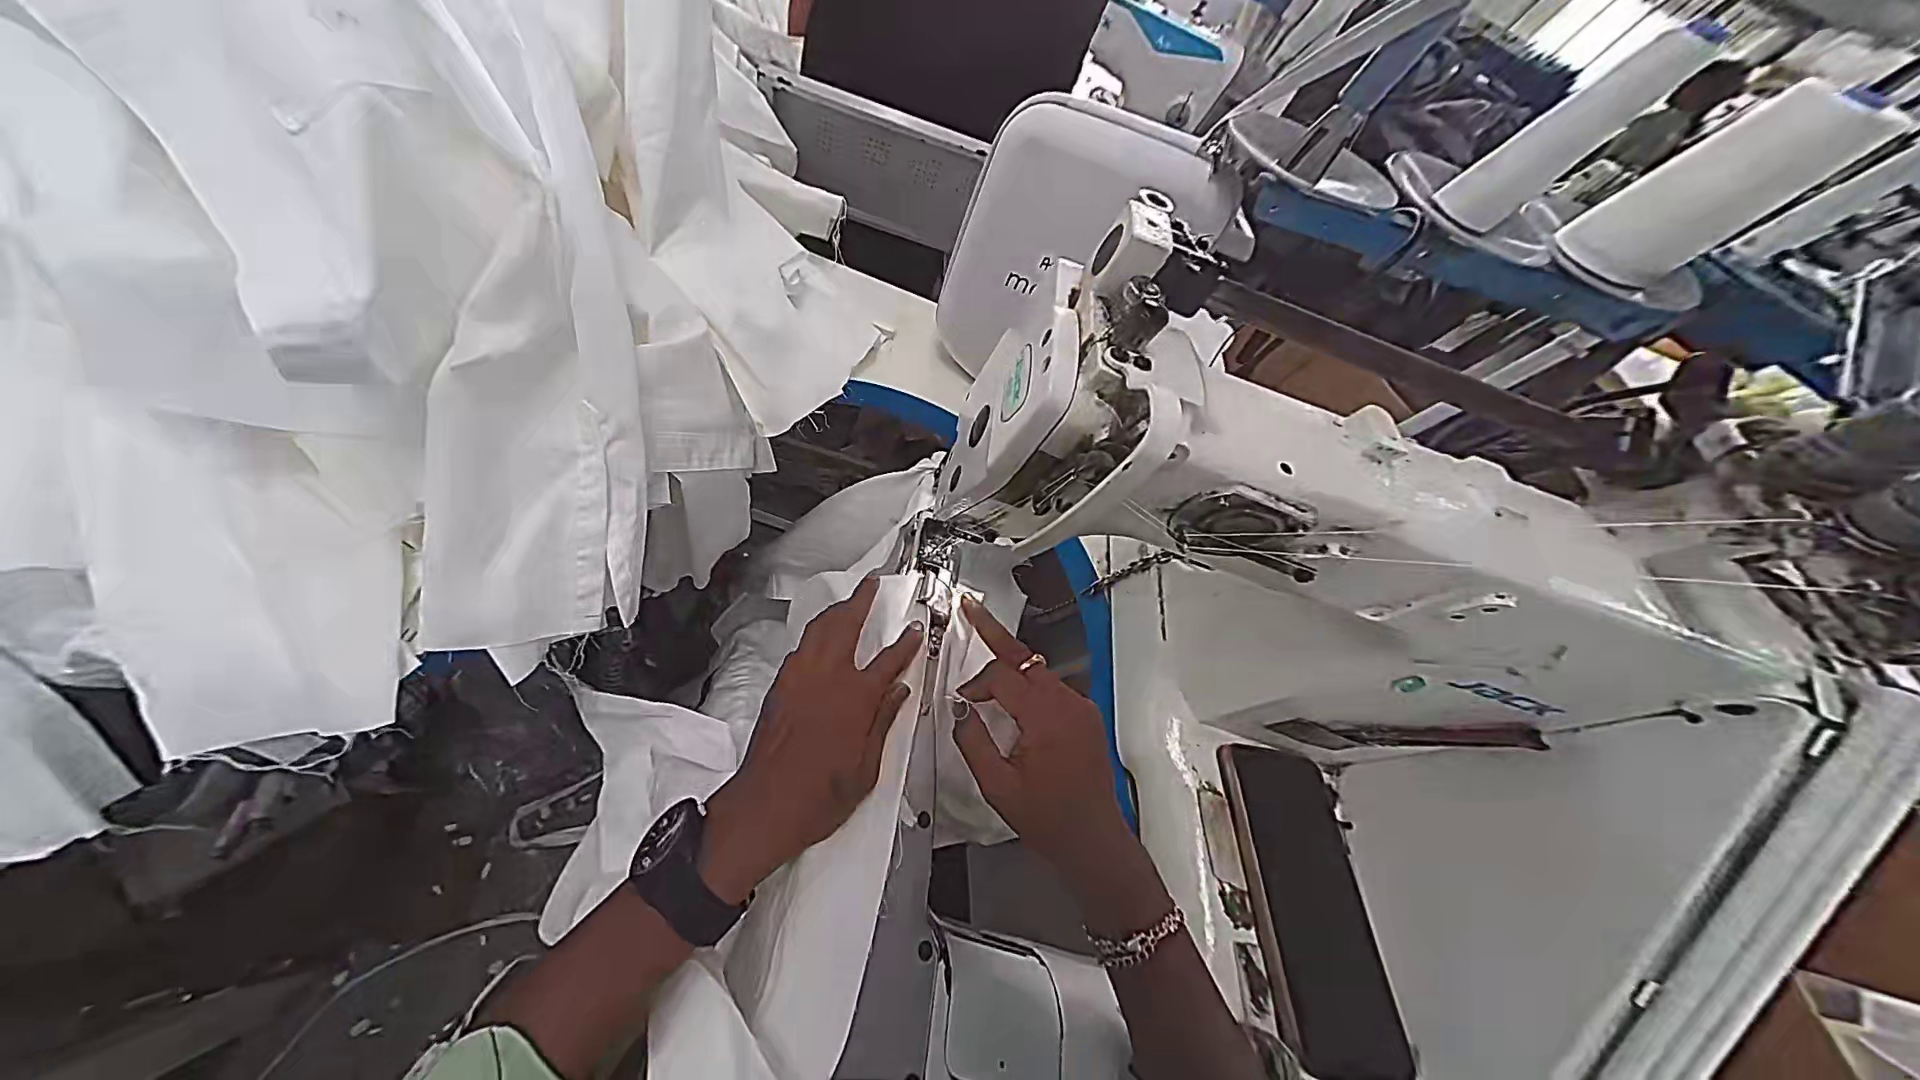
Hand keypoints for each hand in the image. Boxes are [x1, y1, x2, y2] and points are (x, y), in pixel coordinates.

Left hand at [701, 577, 922, 902]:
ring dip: (835, 611)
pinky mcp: (779, 688)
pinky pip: (800, 648)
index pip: (890, 660)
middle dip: (861, 600)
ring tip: (846, 602)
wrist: (765, 806)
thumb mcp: (867, 767)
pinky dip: (814, 634)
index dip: (905, 643)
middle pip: (846, 625)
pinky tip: (818, 639)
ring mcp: (799, 679)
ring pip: (819, 630)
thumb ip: (883, 722)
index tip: (912, 631)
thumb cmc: (816, 796)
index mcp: (856, 698)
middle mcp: (827, 680)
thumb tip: (899, 694)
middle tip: (870, 585)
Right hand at [949, 595, 1139, 892]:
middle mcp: (1068, 705)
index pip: (1003, 676)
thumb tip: (961, 710)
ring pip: (1039, 671)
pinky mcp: (1086, 717)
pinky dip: (1029, 686)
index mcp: (1046, 717)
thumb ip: (973, 741)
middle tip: (972, 610)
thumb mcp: (998, 786)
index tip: (962, 698)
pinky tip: (1014, 700)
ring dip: (1011, 668)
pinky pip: (1053, 689)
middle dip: (994, 634)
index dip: (976, 682)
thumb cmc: (1051, 819)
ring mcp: (1081, 709)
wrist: (1094, 839)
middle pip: (1024, 659)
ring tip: (988, 665)